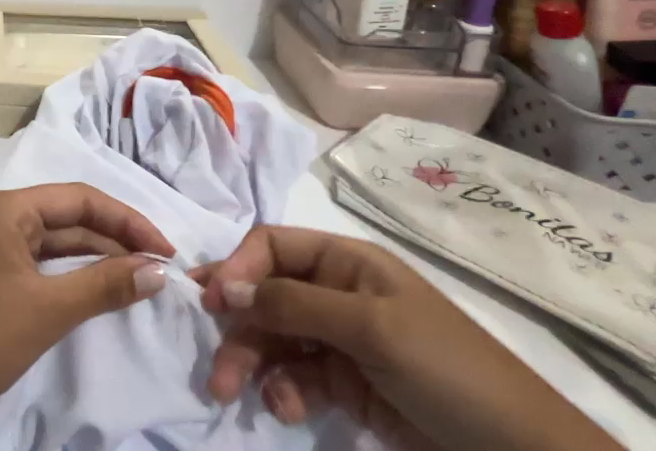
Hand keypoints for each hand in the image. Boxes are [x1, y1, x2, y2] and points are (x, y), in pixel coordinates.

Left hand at [0, 184, 173, 450]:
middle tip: (162, 265)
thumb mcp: (50, 309)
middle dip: (117, 237)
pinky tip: (104, 286)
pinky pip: (44, 260)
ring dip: (99, 255)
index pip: (81, 198)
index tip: (168, 250)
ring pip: (59, 239)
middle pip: (70, 215)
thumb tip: (159, 269)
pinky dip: (76, 271)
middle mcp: (1, 215)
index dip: (128, 220)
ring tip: (144, 275)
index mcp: (9, 208)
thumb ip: (106, 285)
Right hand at [193, 227, 617, 450]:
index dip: (237, 268)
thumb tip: (220, 286)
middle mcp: (338, 294)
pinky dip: (281, 390)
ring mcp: (342, 342)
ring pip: (274, 340)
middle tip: (214, 367)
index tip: (208, 301)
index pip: (272, 247)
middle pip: (265, 296)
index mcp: (347, 262)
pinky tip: (285, 409)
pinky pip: (295, 378)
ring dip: (249, 363)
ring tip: (231, 393)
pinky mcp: (347, 387)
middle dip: (236, 327)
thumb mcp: (369, 327)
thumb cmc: (448, 370)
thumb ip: (292, 304)